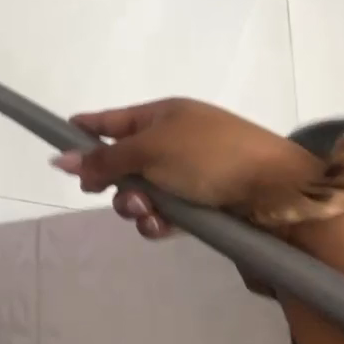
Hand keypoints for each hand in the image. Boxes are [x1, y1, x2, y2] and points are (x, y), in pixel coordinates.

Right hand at [52, 99, 322, 238]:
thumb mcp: (150, 150)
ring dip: (134, 204)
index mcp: (163, 116)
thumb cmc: (212, 157)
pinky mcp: (204, 205)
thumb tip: (62, 159)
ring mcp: (190, 174)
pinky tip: (160, 227)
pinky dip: (157, 221)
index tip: (58, 149)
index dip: (83, 132)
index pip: (109, 120)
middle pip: (121, 162)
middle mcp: (174, 141)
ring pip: (140, 192)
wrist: (285, 194)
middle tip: (104, 192)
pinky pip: (165, 213)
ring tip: (147, 212)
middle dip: (111, 180)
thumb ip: (104, 158)